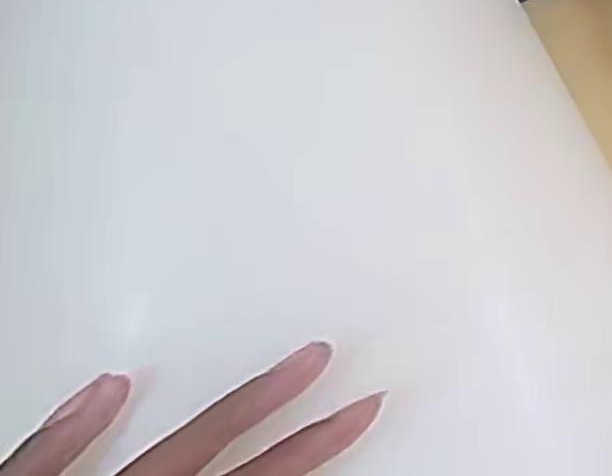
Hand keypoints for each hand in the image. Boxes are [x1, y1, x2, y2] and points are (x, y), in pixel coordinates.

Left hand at [1, 342, 380, 475]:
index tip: (359, 412)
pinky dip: (71, 429)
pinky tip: (107, 390)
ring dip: (224, 410)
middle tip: (334, 373)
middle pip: (212, 462)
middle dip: (284, 420)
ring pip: (151, 458)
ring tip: (283, 366)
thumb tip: (207, 461)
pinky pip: (29, 473)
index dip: (308, 451)